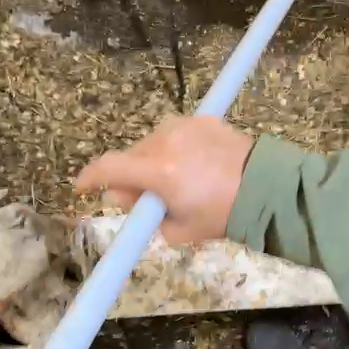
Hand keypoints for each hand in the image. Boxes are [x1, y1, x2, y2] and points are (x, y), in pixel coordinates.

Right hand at [74, 116, 255, 243]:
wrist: (267, 187)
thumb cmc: (222, 214)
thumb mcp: (178, 230)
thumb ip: (145, 216)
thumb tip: (127, 198)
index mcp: (159, 171)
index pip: (109, 168)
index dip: (90, 178)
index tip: (81, 187)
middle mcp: (166, 141)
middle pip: (131, 156)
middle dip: (130, 176)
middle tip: (144, 198)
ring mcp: (185, 126)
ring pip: (152, 143)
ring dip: (152, 160)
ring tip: (174, 180)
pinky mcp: (202, 119)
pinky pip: (176, 134)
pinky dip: (175, 148)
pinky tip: (193, 164)